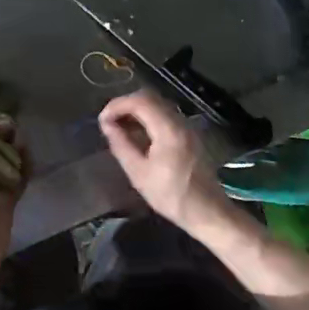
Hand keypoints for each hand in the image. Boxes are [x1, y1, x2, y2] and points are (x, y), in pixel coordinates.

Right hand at [98, 90, 237, 236]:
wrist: (206, 211)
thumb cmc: (170, 196)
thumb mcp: (139, 173)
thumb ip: (121, 145)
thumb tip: (107, 125)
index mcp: (169, 129)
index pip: (140, 101)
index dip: (117, 105)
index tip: (102, 119)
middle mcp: (181, 121)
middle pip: (150, 98)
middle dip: (126, 105)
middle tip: (109, 122)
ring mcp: (188, 127)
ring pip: (159, 106)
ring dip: (137, 112)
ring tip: (120, 129)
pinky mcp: (190, 135)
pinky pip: (167, 117)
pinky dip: (149, 119)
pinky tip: (138, 136)